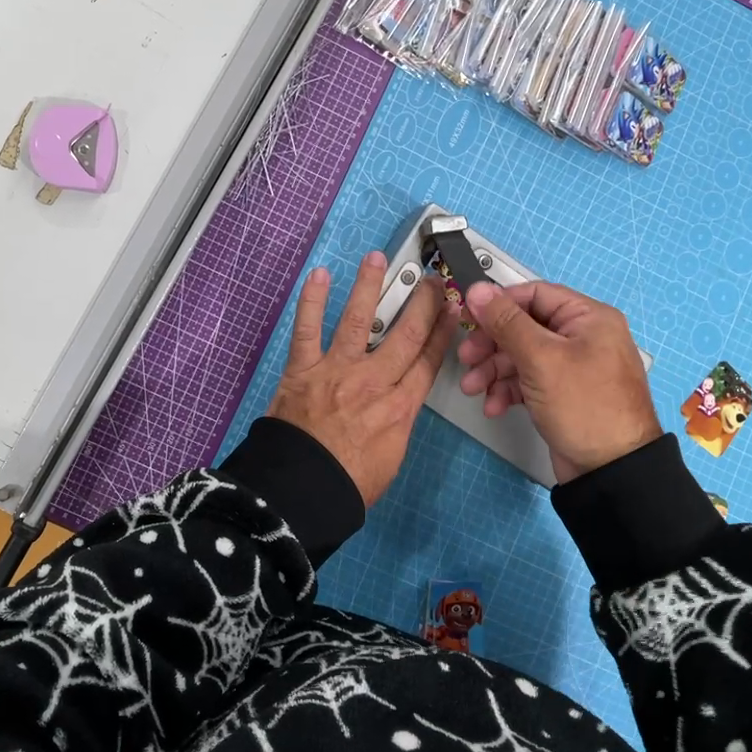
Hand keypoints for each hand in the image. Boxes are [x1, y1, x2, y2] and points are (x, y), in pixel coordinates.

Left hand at [268, 252, 456, 505]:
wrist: (301, 492)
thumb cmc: (349, 485)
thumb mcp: (392, 457)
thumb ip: (397, 420)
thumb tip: (399, 398)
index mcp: (399, 407)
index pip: (427, 360)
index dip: (441, 331)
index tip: (450, 308)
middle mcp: (373, 381)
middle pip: (405, 334)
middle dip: (421, 303)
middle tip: (428, 279)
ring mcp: (337, 370)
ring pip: (358, 320)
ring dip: (369, 286)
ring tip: (377, 259)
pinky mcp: (303, 369)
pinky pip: (308, 329)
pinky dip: (312, 301)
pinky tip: (319, 276)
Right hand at [457, 282, 659, 483]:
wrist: (612, 472)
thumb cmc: (582, 405)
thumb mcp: (541, 358)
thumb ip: (506, 322)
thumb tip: (477, 288)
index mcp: (588, 318)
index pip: (534, 295)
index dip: (499, 304)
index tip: (467, 316)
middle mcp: (582, 337)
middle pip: (524, 327)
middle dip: (492, 344)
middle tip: (466, 358)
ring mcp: (572, 367)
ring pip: (522, 355)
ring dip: (494, 370)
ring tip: (472, 389)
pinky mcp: (562, 394)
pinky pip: (529, 380)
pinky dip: (508, 390)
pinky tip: (493, 405)